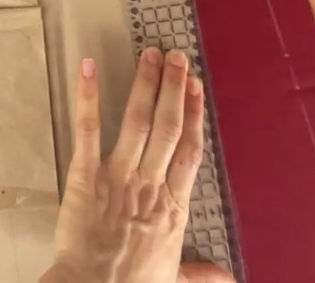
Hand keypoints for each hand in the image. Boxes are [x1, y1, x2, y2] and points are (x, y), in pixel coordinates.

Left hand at [42, 50, 234, 282]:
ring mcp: (117, 175)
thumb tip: (230, 278)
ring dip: (144, 85)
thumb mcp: (174, 281)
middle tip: (178, 56)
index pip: (188, 151)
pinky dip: (88, 97)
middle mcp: (150, 184)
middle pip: (167, 128)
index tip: (197, 86)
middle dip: (174, 89)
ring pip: (136, 121)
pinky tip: (88, 68)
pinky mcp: (85, 174)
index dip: (194, 115)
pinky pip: (88, 130)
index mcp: (173, 207)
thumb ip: (200, 273)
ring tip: (151, 54)